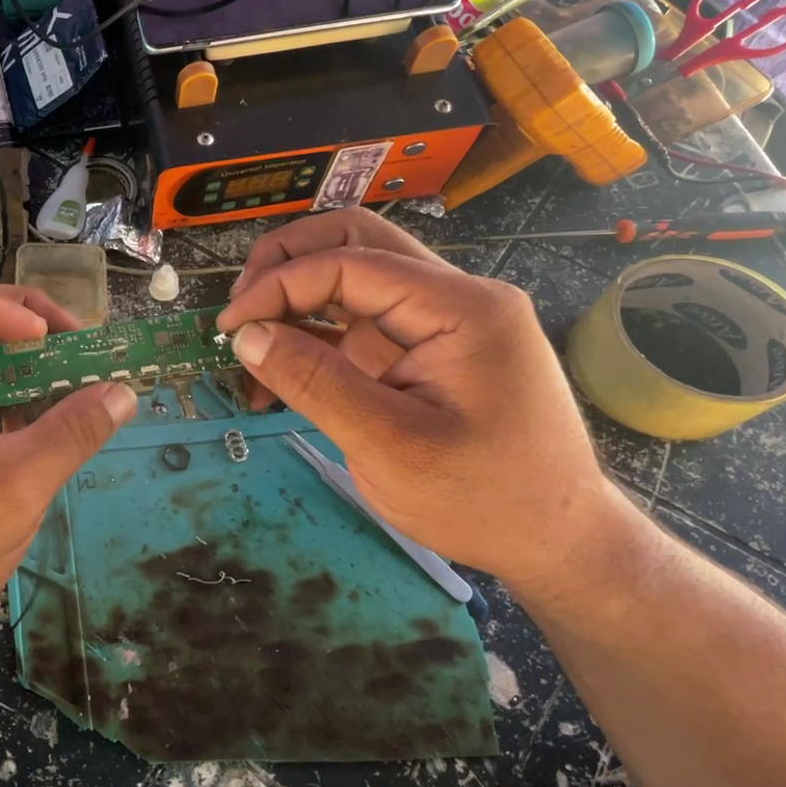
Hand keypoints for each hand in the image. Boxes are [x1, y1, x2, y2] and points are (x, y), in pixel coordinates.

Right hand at [217, 208, 636, 595]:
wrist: (554, 543)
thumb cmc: (484, 498)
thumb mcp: (390, 446)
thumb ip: (315, 383)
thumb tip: (247, 336)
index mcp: (460, 307)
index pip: (350, 263)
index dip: (280, 285)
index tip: (230, 327)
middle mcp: (450, 299)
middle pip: (354, 243)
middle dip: (285, 265)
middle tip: (240, 309)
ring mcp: (432, 324)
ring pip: (348, 278)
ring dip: (291, 301)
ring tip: (249, 347)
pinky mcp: (415, 352)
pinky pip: (351, 324)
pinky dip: (307, 340)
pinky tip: (273, 377)